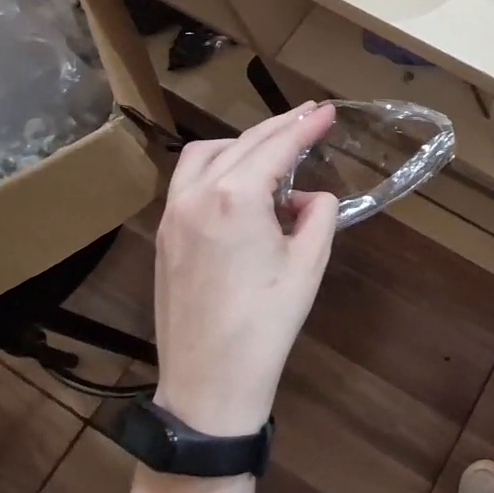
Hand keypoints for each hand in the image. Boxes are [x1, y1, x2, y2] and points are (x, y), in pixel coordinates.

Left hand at [151, 102, 338, 435]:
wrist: (210, 382)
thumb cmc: (267, 322)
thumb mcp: (309, 263)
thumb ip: (317, 214)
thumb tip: (310, 197)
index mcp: (235, 199)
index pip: (277, 146)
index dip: (306, 126)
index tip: (329, 110)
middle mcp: (196, 196)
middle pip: (243, 143)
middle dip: (280, 127)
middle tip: (311, 115)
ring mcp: (173, 215)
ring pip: (206, 155)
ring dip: (242, 143)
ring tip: (275, 149)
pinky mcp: (164, 236)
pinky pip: (189, 181)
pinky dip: (218, 167)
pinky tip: (242, 184)